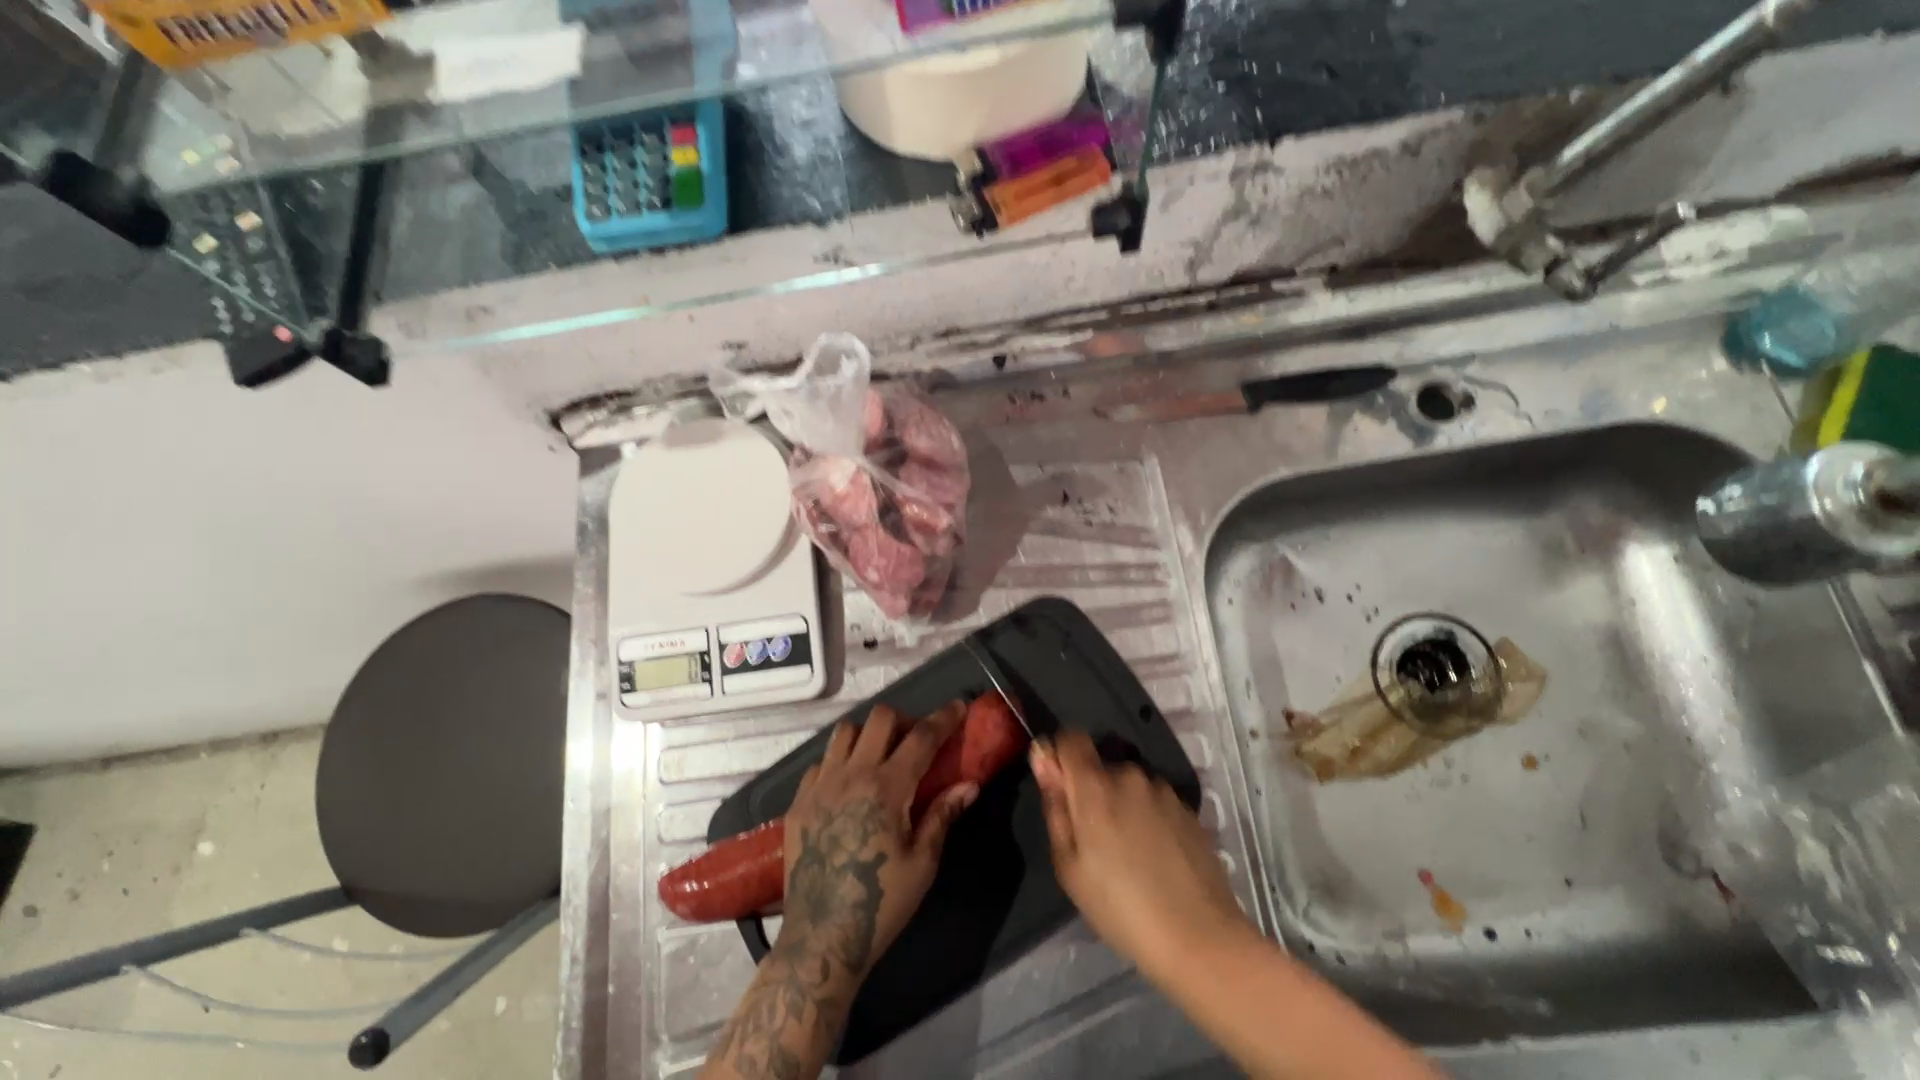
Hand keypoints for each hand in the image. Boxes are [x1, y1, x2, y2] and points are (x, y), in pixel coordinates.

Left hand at [779, 701, 980, 978]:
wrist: (823, 937)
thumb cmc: (882, 902)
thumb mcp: (923, 862)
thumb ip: (942, 815)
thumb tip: (969, 785)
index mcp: (886, 787)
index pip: (921, 738)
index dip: (943, 718)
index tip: (958, 706)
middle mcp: (850, 775)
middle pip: (879, 720)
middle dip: (904, 721)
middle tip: (917, 742)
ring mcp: (819, 786)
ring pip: (844, 733)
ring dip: (868, 736)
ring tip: (881, 759)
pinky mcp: (798, 802)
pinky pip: (820, 763)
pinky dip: (840, 762)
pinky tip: (849, 787)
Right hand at [1031, 732, 1252, 976]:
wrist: (1198, 936)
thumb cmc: (1120, 907)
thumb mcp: (1069, 867)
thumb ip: (1056, 808)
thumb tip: (1045, 763)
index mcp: (1096, 787)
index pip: (1071, 740)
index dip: (1060, 756)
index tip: (1058, 787)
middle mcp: (1131, 778)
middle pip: (1101, 769)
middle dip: (1092, 794)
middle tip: (1093, 844)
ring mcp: (1165, 793)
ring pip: (1130, 788)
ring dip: (1123, 808)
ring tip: (1128, 857)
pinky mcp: (1190, 812)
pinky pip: (1156, 805)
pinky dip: (1149, 822)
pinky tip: (1155, 861)